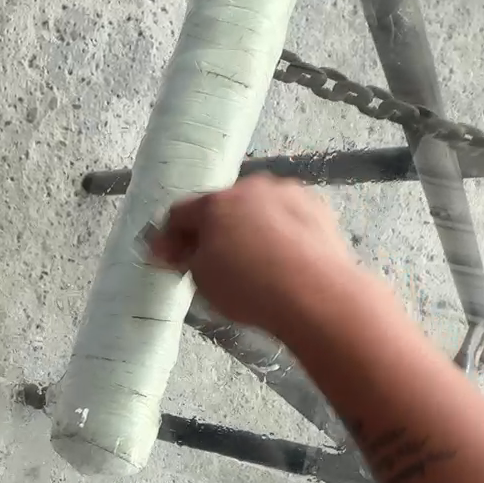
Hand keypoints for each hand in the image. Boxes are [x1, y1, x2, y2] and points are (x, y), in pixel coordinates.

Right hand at [150, 174, 373, 337]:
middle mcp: (249, 188)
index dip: (170, 238)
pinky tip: (281, 262)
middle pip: (219, 207)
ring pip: (254, 209)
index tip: (168, 259)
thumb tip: (172, 249)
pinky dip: (278, 234)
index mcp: (214, 204)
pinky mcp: (315, 206)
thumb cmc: (251, 288)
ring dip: (246, 230)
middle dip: (211, 232)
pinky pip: (285, 217)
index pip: (179, 213)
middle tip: (210, 266)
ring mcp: (285, 193)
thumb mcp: (201, 279)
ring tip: (251, 266)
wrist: (314, 294)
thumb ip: (183, 258)